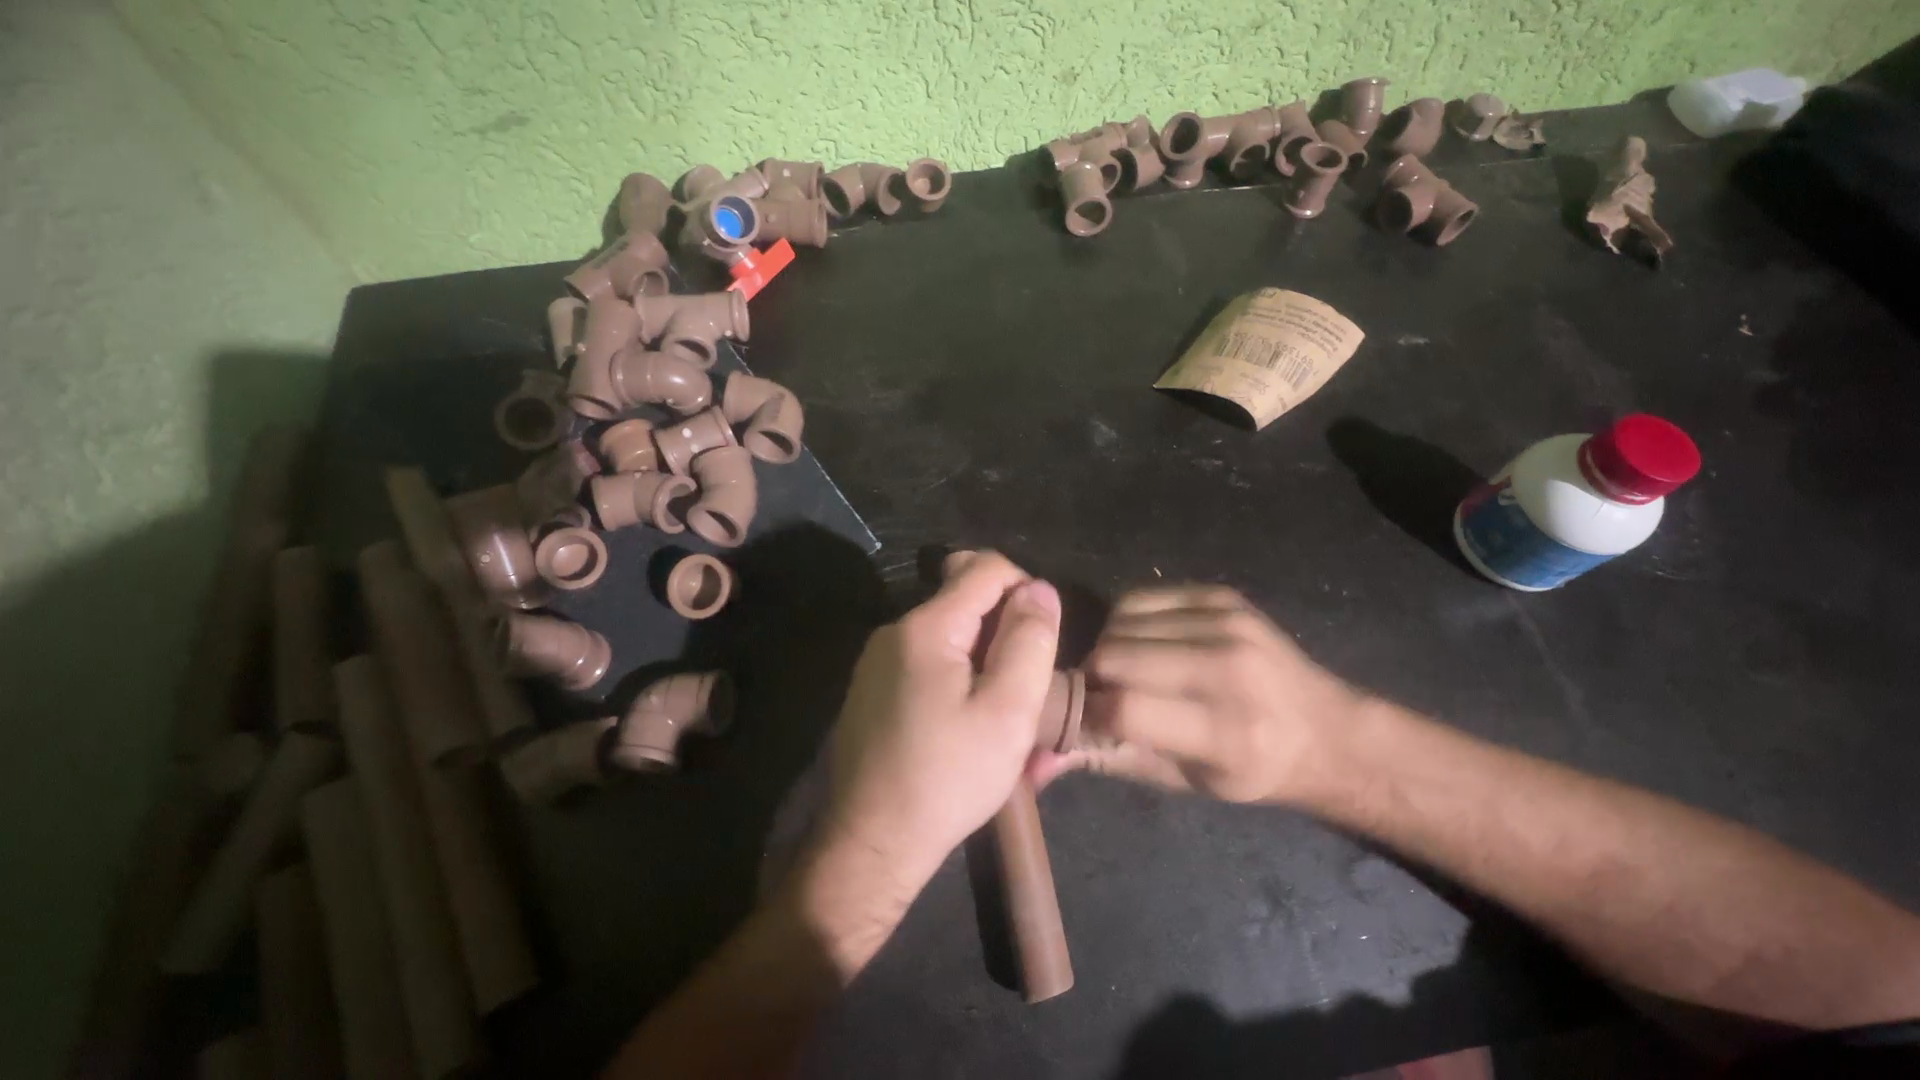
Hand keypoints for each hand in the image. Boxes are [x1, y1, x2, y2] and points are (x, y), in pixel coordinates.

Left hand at [813, 551, 1061, 889]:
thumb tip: (1039, 588)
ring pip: (952, 645)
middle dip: (1009, 640)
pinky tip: (978, 738)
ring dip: (990, 673)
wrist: (871, 842)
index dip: (1027, 591)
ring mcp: (878, 664)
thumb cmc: (948, 778)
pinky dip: (963, 692)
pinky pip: (930, 673)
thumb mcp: (1008, 711)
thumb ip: (1028, 641)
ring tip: (1014, 730)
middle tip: (1034, 694)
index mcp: (925, 627)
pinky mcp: (874, 694)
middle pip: (968, 606)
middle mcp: (895, 633)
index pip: (986, 567)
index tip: (1044, 643)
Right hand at [1067, 585, 1367, 803]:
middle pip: (1115, 656)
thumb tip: (1037, 757)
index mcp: (1223, 730)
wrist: (1326, 731)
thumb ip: (1109, 760)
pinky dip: (1128, 623)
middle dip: (1094, 677)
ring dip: (1109, 648)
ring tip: (1126, 671)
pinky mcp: (1221, 596)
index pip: (1124, 709)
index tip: (1085, 721)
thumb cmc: (1252, 770)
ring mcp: (1227, 623)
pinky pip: (1141, 598)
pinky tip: (1144, 645)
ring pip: (1121, 622)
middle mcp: (1227, 668)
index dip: (1090, 713)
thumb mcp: (1184, 783)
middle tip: (1102, 695)